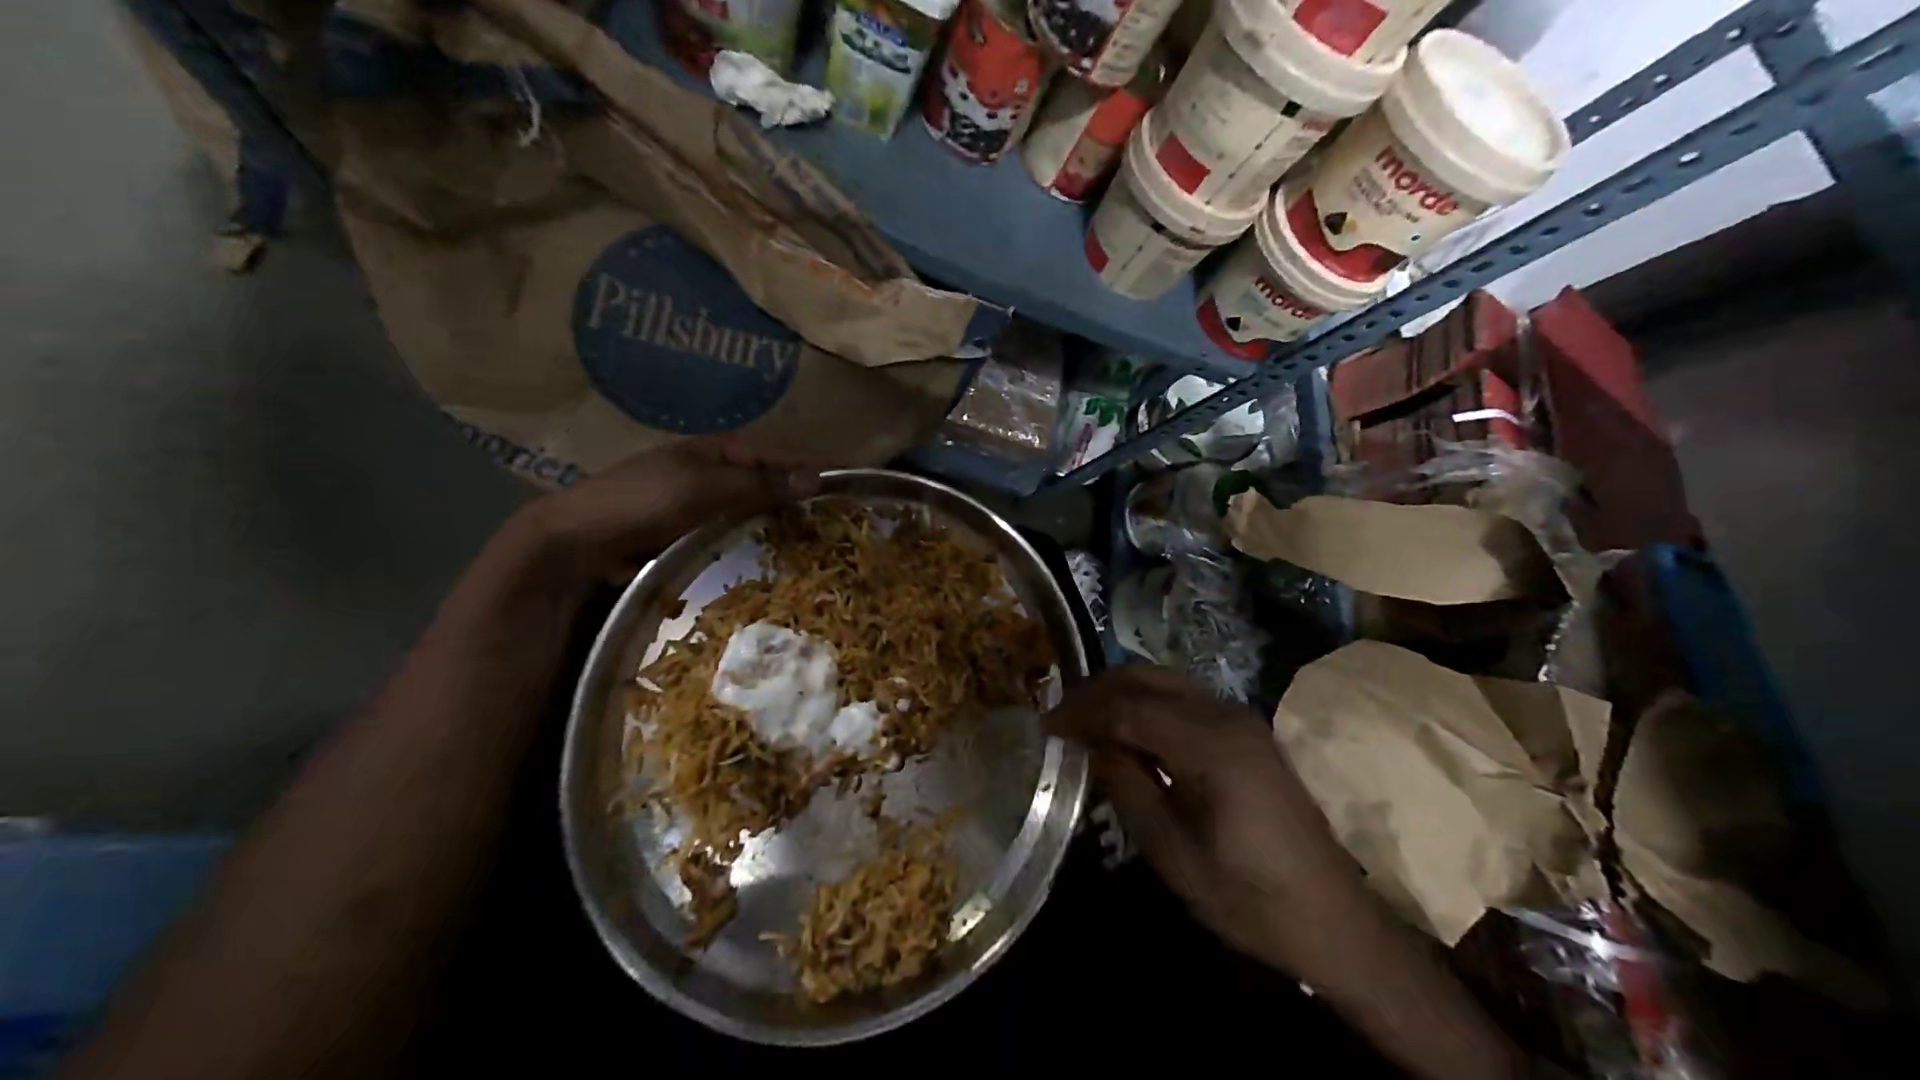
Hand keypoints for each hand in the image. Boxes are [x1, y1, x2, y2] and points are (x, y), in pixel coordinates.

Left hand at [524, 437, 821, 578]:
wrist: (578, 540)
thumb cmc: (642, 501)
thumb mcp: (703, 488)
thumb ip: (758, 485)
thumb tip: (815, 478)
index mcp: (716, 450)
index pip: (777, 455)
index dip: (811, 467)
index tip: (848, 484)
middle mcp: (712, 472)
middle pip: (767, 481)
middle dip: (800, 497)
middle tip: (838, 522)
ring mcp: (699, 503)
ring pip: (752, 509)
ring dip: (780, 522)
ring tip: (815, 543)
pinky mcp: (688, 533)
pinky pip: (733, 532)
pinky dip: (755, 541)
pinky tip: (772, 558)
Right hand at [1045, 666, 1370, 973]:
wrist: (1334, 920)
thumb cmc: (1250, 898)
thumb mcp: (1174, 854)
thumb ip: (1127, 788)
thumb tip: (1092, 746)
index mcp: (1210, 745)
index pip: (1127, 707)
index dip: (1081, 712)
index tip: (1045, 726)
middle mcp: (1226, 715)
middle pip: (1144, 679)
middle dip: (1096, 692)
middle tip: (1061, 719)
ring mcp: (1240, 718)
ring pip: (1163, 682)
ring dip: (1119, 695)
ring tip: (1085, 724)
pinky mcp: (1246, 731)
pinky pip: (1182, 699)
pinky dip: (1145, 705)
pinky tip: (1127, 733)